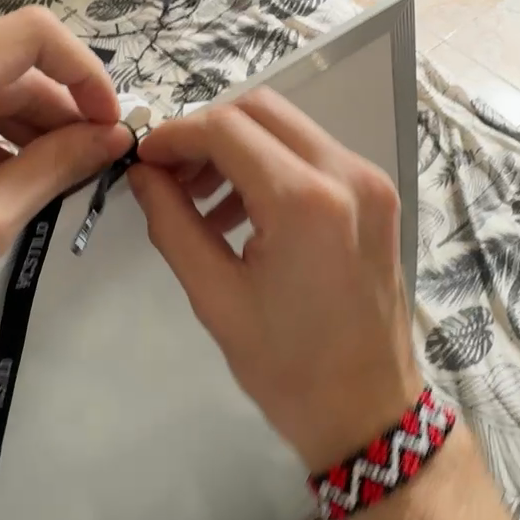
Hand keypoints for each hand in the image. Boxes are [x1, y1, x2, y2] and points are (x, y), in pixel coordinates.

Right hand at [126, 90, 421, 471]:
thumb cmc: (287, 367)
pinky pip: (312, 154)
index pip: (227, 129)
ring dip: (238, 148)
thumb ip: (173, 223)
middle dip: (207, 132)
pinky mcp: (376, 193)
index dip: (175, 135)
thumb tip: (144, 173)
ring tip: (199, 201)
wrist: (369, 409)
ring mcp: (369, 179)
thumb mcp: (215, 296)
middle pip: (261, 110)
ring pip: (288, 127)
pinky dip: (270, 166)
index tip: (144, 161)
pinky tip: (240, 212)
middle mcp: (346, 172)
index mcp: (306, 201)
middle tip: (171, 176)